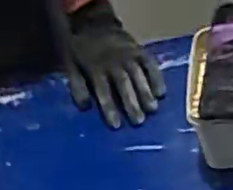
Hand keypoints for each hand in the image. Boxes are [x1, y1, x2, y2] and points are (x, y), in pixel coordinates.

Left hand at [65, 0, 163, 127]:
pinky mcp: (138, 50)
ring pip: (137, 74)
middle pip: (123, 83)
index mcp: (95, 67)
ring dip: (146, 92)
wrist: (94, 22)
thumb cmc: (82, 51)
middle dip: (131, 102)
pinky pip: (149, 63)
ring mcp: (128, 54)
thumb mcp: (71, 66)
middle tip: (139, 121)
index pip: (103, 89)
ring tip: (152, 109)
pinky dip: (156, 77)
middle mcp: (113, 61)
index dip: (109, 107)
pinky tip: (161, 93)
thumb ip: (77, 87)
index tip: (116, 125)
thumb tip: (85, 107)